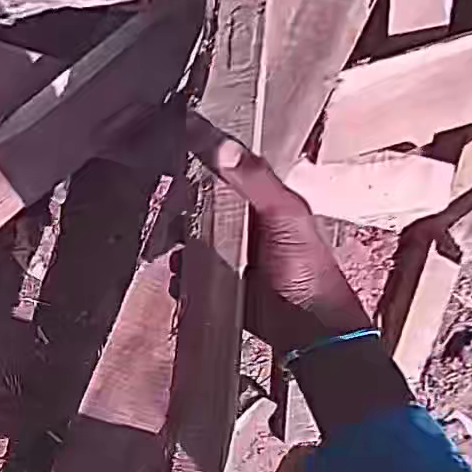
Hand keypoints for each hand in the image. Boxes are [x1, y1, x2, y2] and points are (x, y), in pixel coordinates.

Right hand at [185, 113, 372, 353]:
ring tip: (168, 254)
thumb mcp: (285, 214)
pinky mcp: (222, 288)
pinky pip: (193, 277)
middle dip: (181, 214)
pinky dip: (182, 278)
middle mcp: (246, 228)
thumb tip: (219, 146)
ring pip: (194, 245)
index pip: (228, 175)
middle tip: (164, 217)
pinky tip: (177, 279)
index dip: (203, 165)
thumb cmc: (303, 266)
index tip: (175, 155)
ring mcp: (232, 260)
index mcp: (264, 204)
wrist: (307, 325)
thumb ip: (255, 180)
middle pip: (204, 212)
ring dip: (178, 248)